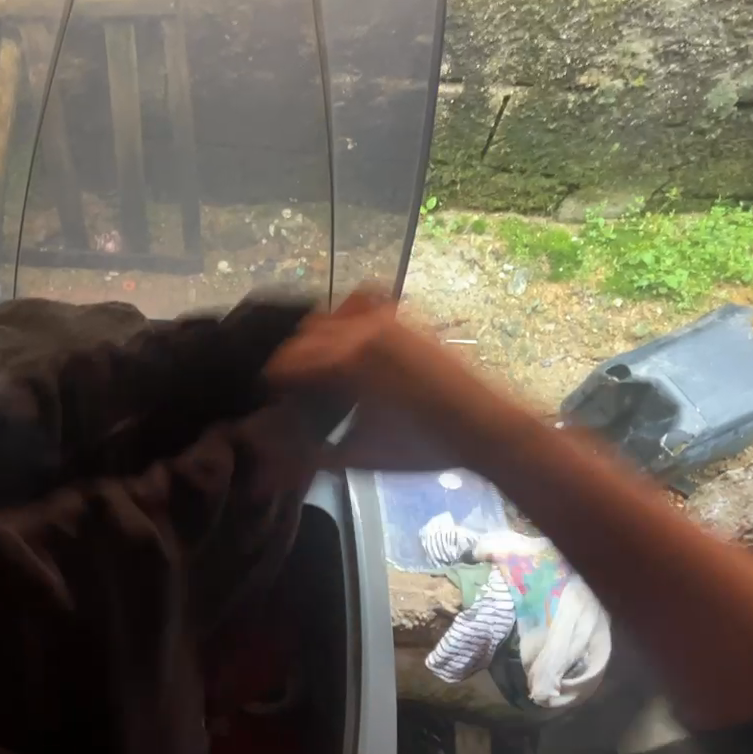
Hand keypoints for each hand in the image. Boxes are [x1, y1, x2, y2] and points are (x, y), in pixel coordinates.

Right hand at [267, 286, 532, 471]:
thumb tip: (275, 448)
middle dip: (291, 362)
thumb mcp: (359, 454)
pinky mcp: (405, 316)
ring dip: (315, 338)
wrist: (483, 427)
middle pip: (302, 337)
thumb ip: (312, 450)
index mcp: (345, 364)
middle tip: (290, 390)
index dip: (272, 383)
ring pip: (328, 316)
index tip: (269, 400)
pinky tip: (349, 335)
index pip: (287, 363)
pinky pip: (364, 299)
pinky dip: (348, 312)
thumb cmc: (420, 446)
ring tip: (317, 365)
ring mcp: (385, 319)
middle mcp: (361, 333)